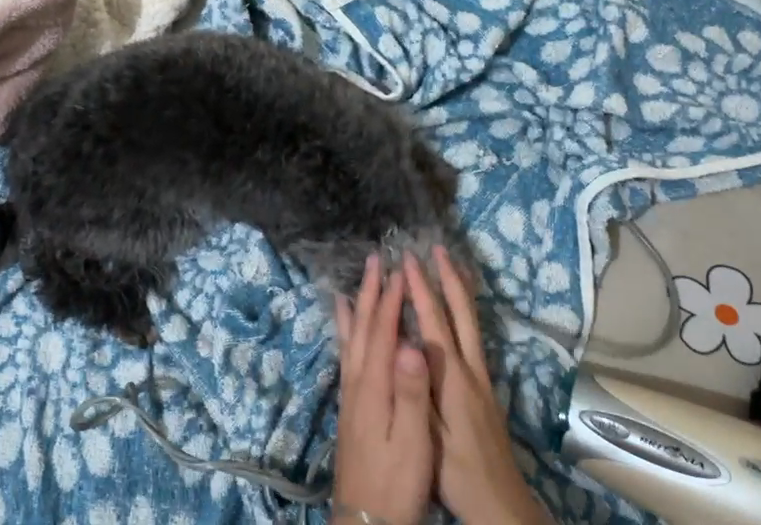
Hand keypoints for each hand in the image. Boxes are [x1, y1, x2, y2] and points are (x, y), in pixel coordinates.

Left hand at [332, 254, 434, 524]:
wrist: (365, 516)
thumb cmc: (396, 479)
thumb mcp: (413, 441)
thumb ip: (412, 393)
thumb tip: (414, 346)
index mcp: (374, 386)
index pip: (382, 332)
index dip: (391, 300)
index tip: (400, 269)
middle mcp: (357, 382)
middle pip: (363, 328)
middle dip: (371, 293)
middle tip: (376, 260)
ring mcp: (350, 394)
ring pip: (351, 339)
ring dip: (357, 308)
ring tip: (356, 284)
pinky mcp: (349, 406)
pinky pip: (346, 356)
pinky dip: (346, 335)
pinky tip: (346, 332)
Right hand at [404, 248, 552, 524]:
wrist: (499, 503)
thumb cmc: (455, 471)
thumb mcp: (430, 433)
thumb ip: (420, 389)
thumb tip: (407, 345)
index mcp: (452, 378)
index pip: (435, 322)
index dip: (422, 289)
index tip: (408, 258)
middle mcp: (470, 370)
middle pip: (462, 313)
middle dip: (448, 278)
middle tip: (436, 248)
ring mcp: (481, 378)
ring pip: (472, 323)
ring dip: (461, 291)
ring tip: (452, 265)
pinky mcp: (485, 389)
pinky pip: (473, 337)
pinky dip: (464, 313)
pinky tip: (458, 313)